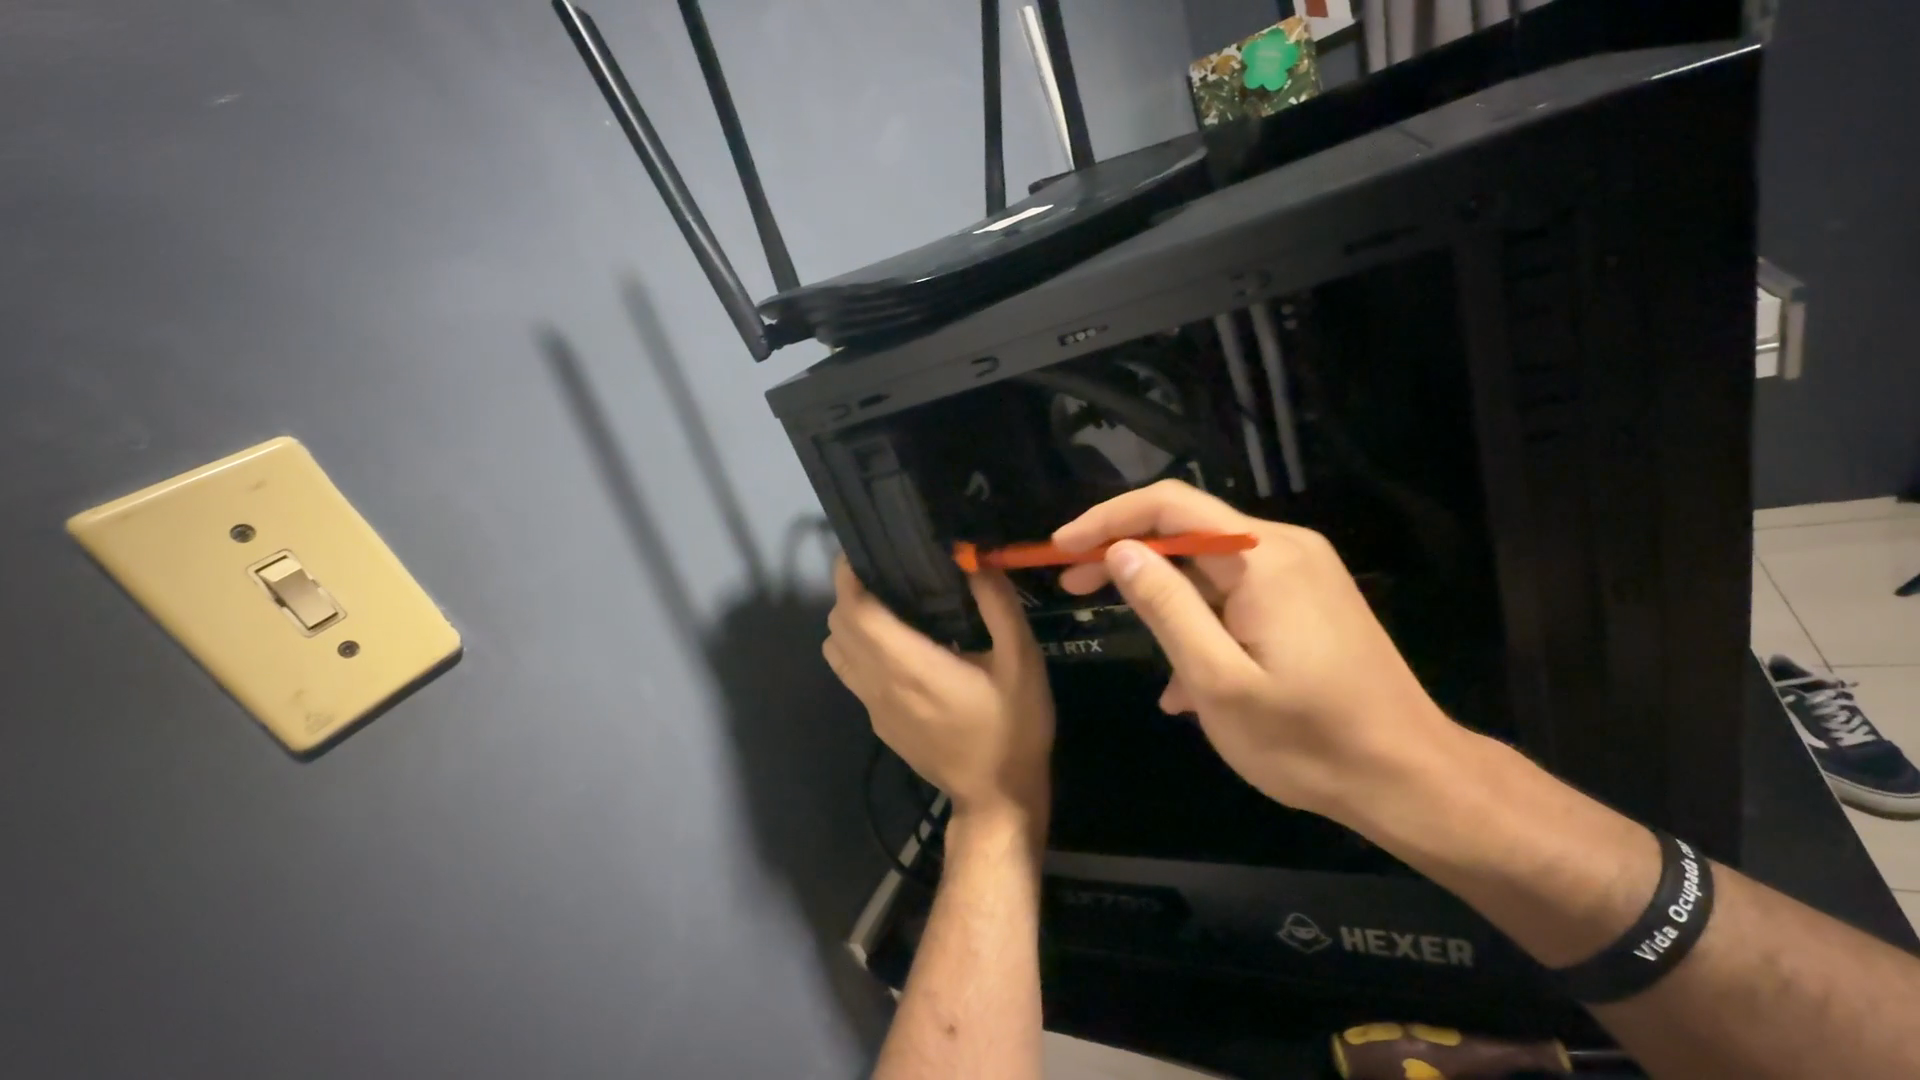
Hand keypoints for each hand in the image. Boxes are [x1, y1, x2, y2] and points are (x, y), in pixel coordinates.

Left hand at [823, 557, 1053, 823]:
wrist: (996, 797)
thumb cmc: (1013, 727)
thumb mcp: (1022, 661)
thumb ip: (997, 605)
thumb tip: (973, 560)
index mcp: (910, 665)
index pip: (855, 611)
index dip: (848, 576)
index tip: (863, 552)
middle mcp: (880, 683)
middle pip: (838, 626)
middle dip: (850, 593)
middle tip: (884, 573)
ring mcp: (873, 707)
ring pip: (835, 651)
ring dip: (849, 623)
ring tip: (886, 608)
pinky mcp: (878, 723)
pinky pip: (850, 674)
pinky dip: (857, 650)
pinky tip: (895, 648)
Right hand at [1052, 480, 1463, 823]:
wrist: (1408, 777)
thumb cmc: (1307, 739)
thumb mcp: (1218, 679)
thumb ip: (1166, 608)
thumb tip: (1121, 551)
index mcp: (1264, 557)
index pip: (1170, 506)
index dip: (1107, 520)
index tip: (1060, 549)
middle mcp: (1285, 549)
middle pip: (1189, 531)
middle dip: (1127, 554)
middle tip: (1073, 585)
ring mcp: (1302, 575)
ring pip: (1211, 569)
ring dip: (1165, 601)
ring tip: (1128, 642)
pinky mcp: (1309, 603)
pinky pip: (1238, 597)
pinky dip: (1202, 625)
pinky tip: (1185, 684)